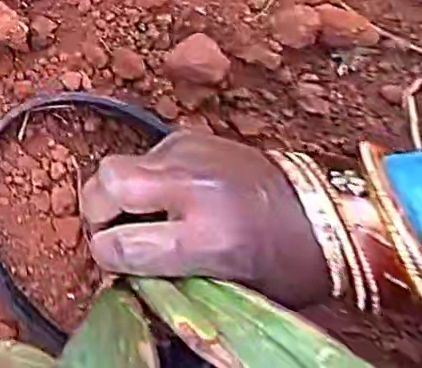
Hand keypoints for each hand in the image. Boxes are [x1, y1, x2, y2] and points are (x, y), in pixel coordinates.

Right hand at [80, 131, 329, 306]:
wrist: (326, 210)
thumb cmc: (286, 264)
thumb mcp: (235, 284)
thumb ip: (175, 276)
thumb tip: (123, 271)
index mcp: (211, 239)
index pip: (127, 245)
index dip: (107, 257)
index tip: (107, 263)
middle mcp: (193, 189)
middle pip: (109, 185)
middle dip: (95, 210)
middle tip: (103, 230)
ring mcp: (186, 154)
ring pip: (116, 164)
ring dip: (111, 191)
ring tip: (126, 214)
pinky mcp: (183, 136)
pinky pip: (142, 157)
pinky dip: (141, 177)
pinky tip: (161, 195)